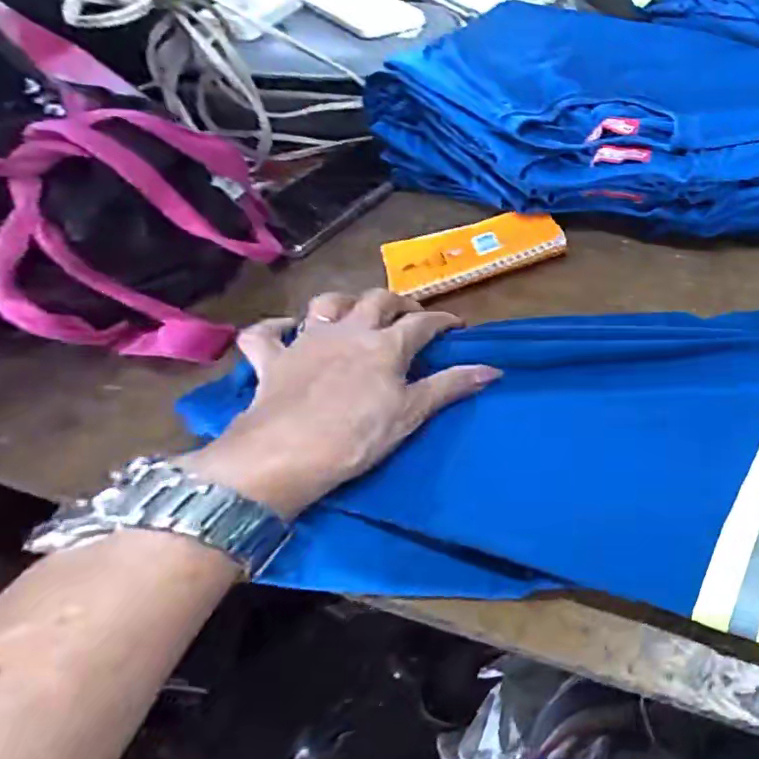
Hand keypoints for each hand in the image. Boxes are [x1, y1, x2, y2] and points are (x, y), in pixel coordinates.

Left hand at [184, 289, 500, 517]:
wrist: (277, 458)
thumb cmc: (355, 436)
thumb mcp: (412, 412)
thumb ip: (451, 385)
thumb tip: (493, 369)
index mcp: (387, 344)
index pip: (424, 322)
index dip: (444, 321)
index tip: (457, 328)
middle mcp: (349, 332)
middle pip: (377, 299)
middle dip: (399, 303)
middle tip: (412, 317)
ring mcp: (306, 343)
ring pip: (326, 303)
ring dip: (346, 302)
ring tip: (358, 314)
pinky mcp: (270, 362)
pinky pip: (264, 334)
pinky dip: (275, 327)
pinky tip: (287, 330)